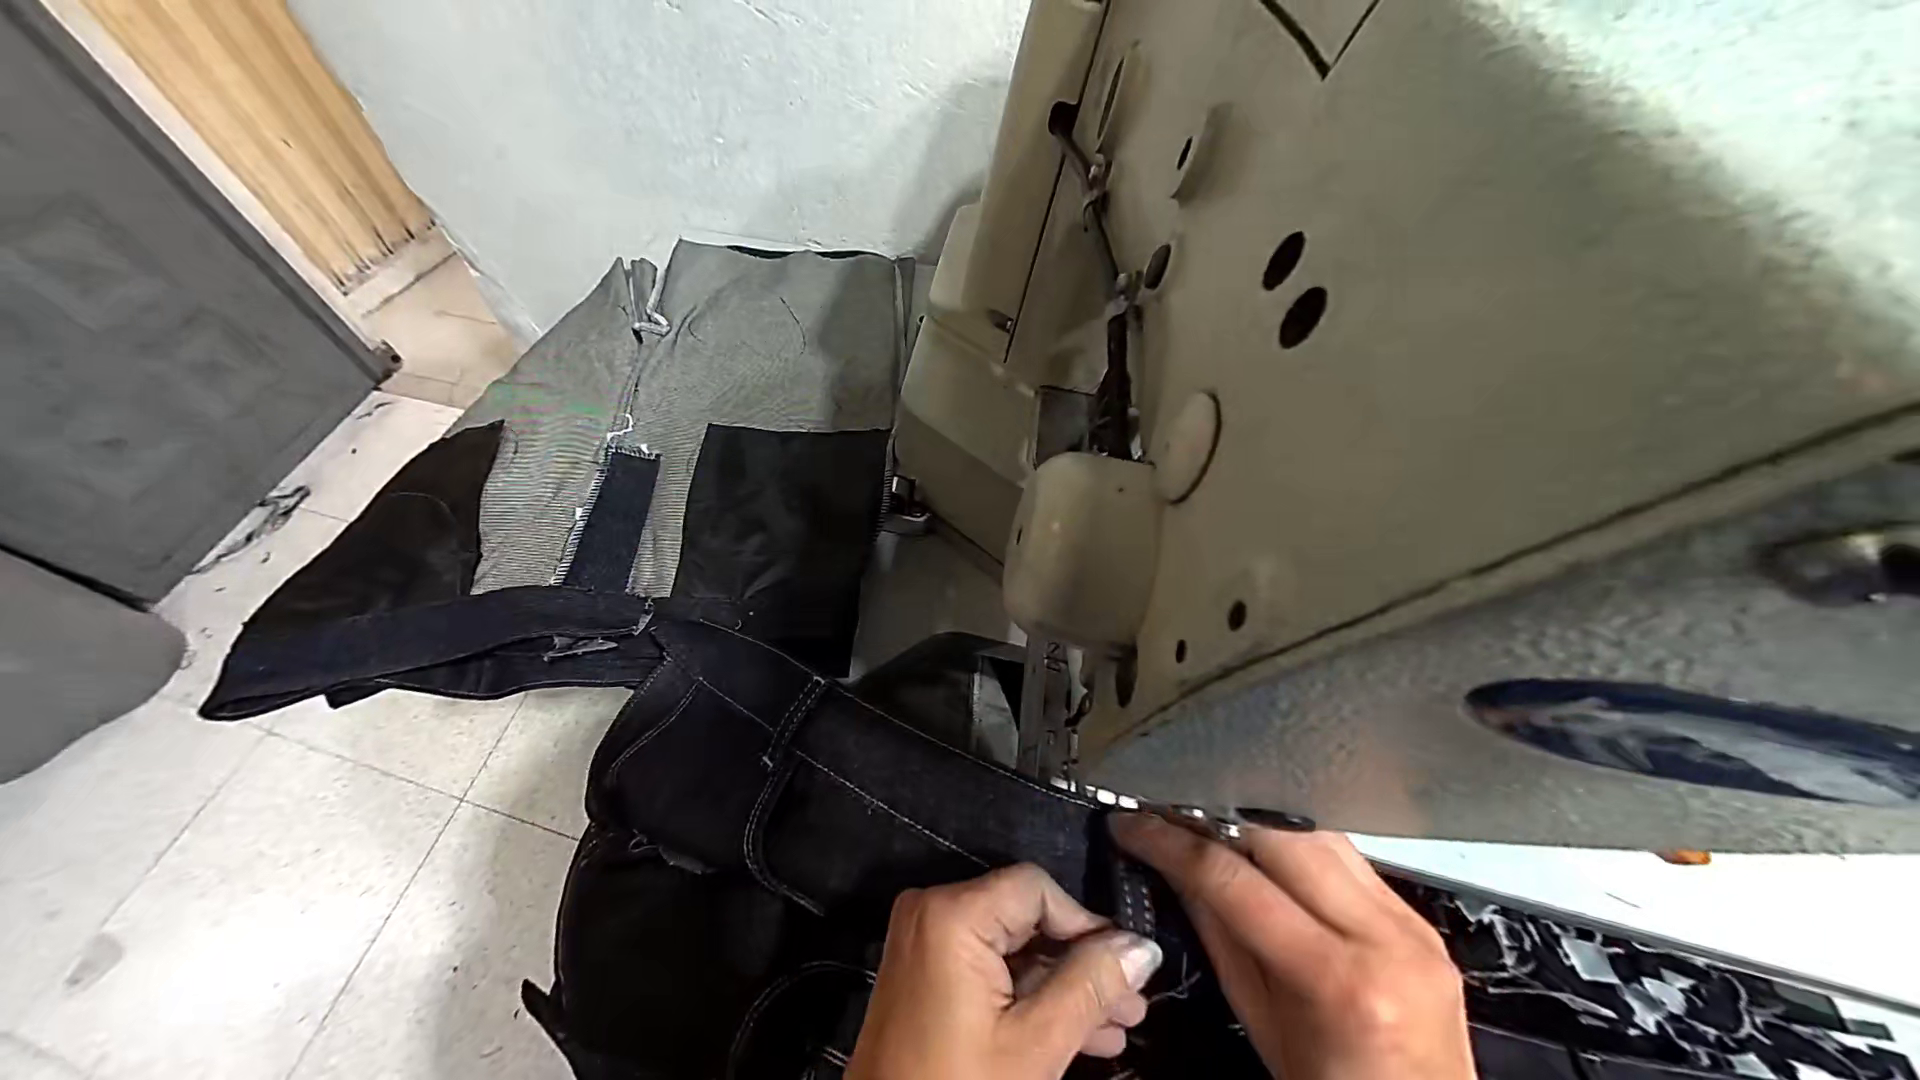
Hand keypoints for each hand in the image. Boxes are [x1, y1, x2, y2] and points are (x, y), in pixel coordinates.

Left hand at [846, 863, 1163, 1079]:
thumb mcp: (1033, 1045)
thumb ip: (1089, 986)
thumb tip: (1142, 946)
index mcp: (952, 912)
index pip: (1035, 888)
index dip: (1085, 924)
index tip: (1127, 966)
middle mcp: (934, 909)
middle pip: (1025, 917)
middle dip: (1081, 962)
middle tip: (1133, 1003)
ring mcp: (927, 939)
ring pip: (1012, 945)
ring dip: (1063, 983)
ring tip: (1118, 1024)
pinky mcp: (927, 969)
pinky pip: (989, 964)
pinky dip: (1029, 992)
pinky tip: (1080, 1029)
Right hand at [1110, 815, 1474, 1079]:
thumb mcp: (1258, 1020)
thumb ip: (1215, 931)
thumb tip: (1170, 863)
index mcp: (1338, 981)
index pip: (1231, 878)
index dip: (1169, 842)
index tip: (1131, 825)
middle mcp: (1384, 938)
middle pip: (1276, 834)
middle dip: (1211, 817)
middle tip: (1166, 818)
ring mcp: (1410, 924)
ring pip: (1312, 831)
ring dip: (1252, 822)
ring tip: (1208, 827)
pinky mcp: (1419, 917)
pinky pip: (1344, 855)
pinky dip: (1293, 843)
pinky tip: (1263, 850)